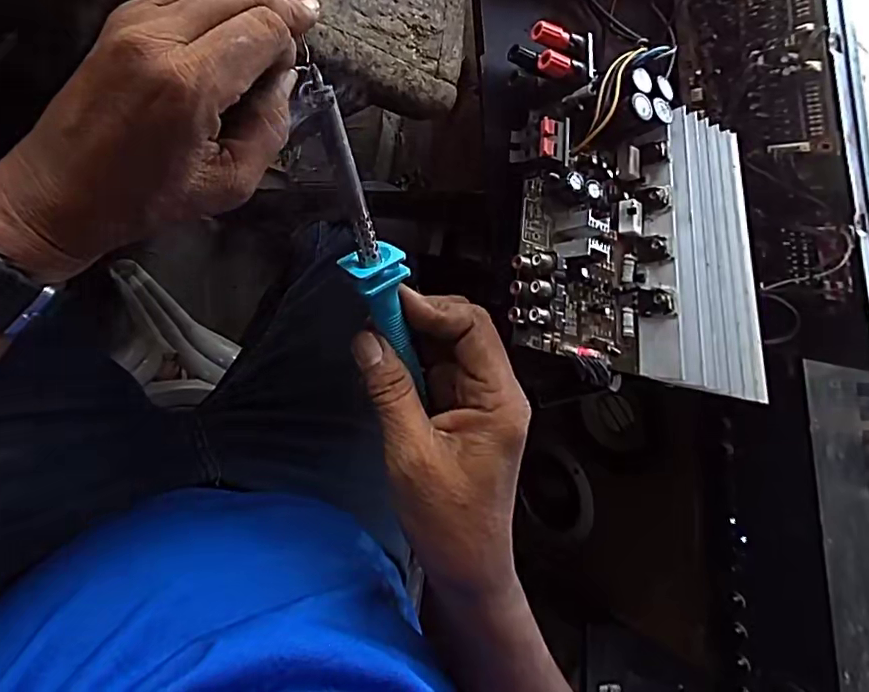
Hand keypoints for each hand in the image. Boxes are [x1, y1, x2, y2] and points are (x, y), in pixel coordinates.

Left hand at [0, 0, 318, 281]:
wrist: (56, 193)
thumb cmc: (142, 199)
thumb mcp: (228, 184)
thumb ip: (270, 128)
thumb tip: (282, 77)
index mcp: (189, 83)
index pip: (262, 28)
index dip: (290, 36)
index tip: (292, 61)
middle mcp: (161, 38)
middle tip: (311, 5)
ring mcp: (135, 21)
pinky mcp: (121, 19)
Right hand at [353, 288, 530, 599]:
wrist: (466, 571)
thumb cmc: (454, 526)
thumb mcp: (412, 455)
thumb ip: (391, 391)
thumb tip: (369, 341)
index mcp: (499, 399)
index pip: (472, 327)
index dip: (431, 307)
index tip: (391, 297)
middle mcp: (493, 392)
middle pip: (460, 329)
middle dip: (418, 316)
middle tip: (376, 308)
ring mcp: (475, 399)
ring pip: (444, 346)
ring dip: (409, 335)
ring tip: (374, 330)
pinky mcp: (457, 409)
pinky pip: (433, 368)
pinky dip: (407, 359)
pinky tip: (384, 357)